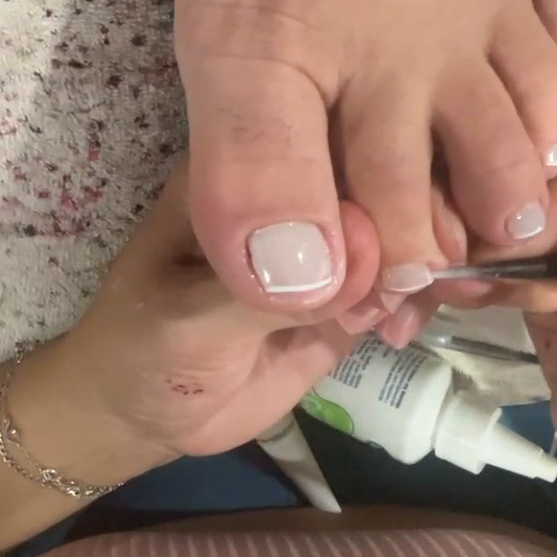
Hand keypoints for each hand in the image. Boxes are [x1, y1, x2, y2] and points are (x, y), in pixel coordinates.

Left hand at [31, 160, 379, 461]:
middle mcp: (284, 191)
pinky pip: (392, 279)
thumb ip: (268, 290)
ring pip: (394, 228)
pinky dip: (408, 299)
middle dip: (410, 226)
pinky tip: (394, 330)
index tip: (402, 238)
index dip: (376, 178)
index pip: (322, 143)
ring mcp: (318, 241)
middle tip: (402, 288)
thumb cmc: (144, 352)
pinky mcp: (340, 289)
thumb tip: (362, 245)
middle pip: (374, 177)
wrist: (145, 413)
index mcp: (235, 169)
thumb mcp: (192, 320)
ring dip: (413, 268)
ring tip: (391, 317)